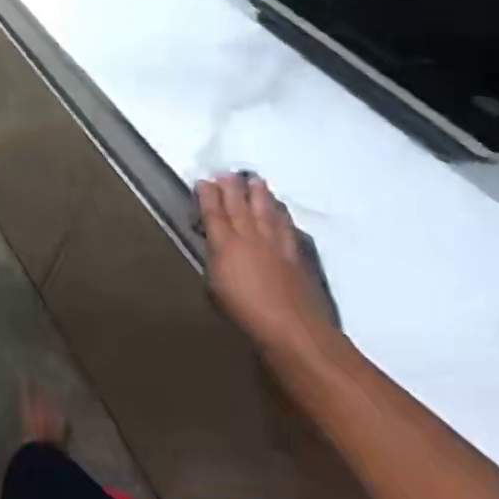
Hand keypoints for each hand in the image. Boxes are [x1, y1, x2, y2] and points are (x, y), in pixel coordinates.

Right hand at [197, 173, 336, 356]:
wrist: (290, 326)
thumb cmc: (243, 311)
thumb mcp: (213, 287)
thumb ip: (213, 262)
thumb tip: (214, 248)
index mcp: (225, 245)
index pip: (214, 213)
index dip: (208, 196)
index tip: (204, 182)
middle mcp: (250, 237)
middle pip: (239, 205)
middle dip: (232, 187)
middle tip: (228, 173)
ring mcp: (275, 243)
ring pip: (265, 211)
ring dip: (259, 194)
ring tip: (255, 180)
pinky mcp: (294, 253)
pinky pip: (285, 225)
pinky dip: (280, 213)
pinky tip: (279, 208)